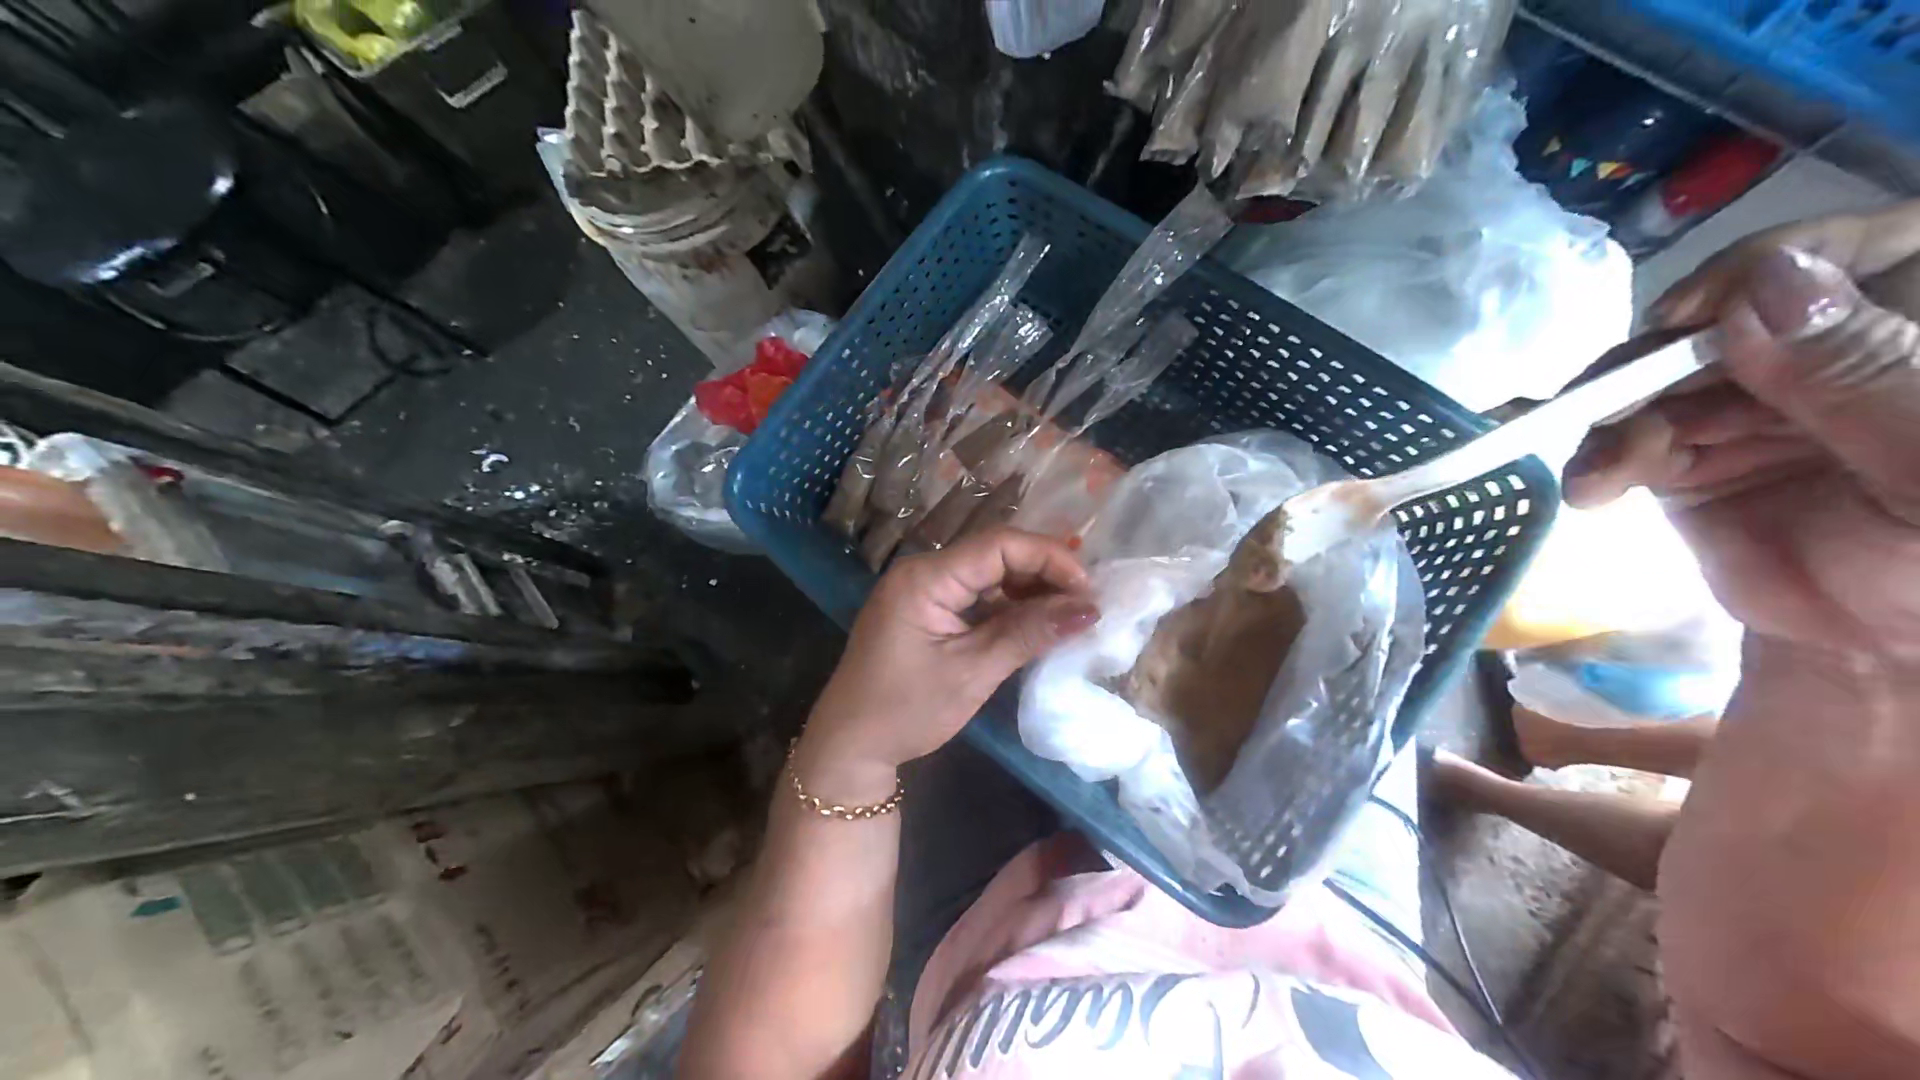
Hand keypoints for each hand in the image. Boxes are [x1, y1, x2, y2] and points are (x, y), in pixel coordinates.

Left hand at [795, 528, 1098, 796]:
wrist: (849, 746)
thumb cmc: (906, 712)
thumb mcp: (972, 673)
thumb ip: (1028, 634)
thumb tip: (1089, 609)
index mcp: (925, 578)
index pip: (998, 545)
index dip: (1050, 558)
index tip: (1089, 590)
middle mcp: (922, 571)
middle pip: (994, 553)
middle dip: (1044, 572)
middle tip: (1085, 604)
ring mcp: (922, 589)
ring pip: (988, 573)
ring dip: (1029, 589)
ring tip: (1068, 614)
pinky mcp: (926, 609)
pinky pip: (975, 594)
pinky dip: (1007, 606)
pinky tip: (1035, 623)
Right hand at [1563, 201, 1919, 657]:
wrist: (1892, 649)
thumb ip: (1863, 369)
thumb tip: (1761, 283)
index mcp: (1909, 326)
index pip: (1846, 252)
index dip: (1764, 266)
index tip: (1698, 312)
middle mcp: (1822, 354)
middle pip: (1720, 322)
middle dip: (1655, 362)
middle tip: (1612, 402)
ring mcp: (1745, 406)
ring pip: (1656, 383)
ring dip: (1613, 422)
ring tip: (1599, 475)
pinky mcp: (1683, 457)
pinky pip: (1628, 441)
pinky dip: (1601, 460)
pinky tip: (1590, 487)